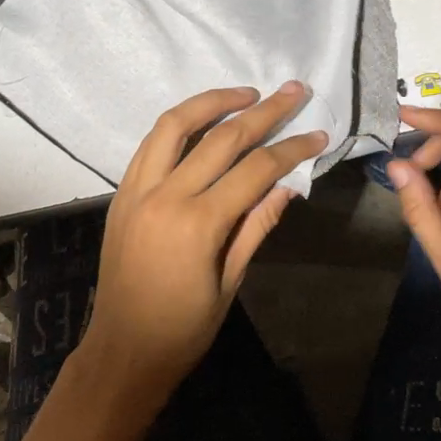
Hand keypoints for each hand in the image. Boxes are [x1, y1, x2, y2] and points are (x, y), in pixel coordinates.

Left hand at [79, 82, 327, 400]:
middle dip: (263, 111)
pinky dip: (178, 125)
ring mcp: (137, 190)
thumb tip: (287, 185)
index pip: (255, 169)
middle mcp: (165, 195)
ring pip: (174, 125)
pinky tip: (202, 120)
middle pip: (221, 137)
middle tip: (293, 91)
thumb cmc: (184, 328)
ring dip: (212, 101)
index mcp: (198, 223)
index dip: (291, 149)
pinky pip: (150, 144)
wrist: (123, 349)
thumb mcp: (231, 281)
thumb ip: (256, 226)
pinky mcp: (122, 193)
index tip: (318, 133)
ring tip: (246, 92)